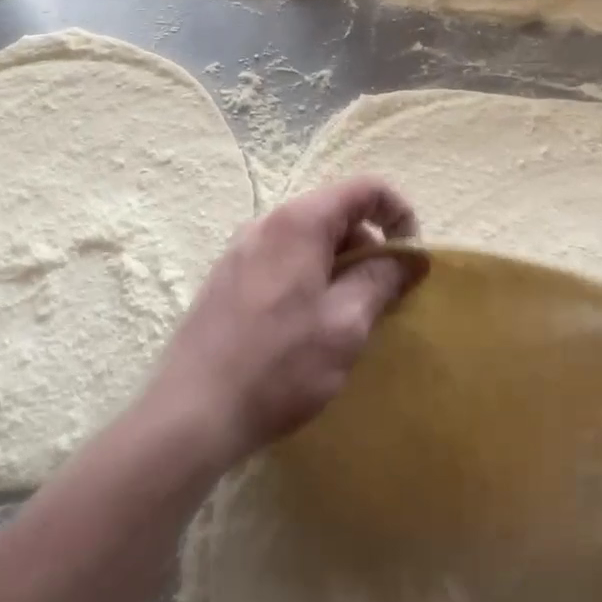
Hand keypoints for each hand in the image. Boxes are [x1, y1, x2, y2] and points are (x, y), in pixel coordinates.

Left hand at [146, 176, 423, 468]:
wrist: (191, 413)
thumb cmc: (278, 366)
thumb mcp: (345, 325)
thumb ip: (381, 280)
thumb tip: (408, 257)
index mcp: (298, 222)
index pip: (364, 188)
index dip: (399, 214)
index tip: (411, 259)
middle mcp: (266, 223)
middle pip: (334, 212)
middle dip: (369, 246)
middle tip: (383, 298)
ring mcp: (239, 250)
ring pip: (308, 240)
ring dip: (340, 267)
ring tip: (347, 319)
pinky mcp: (225, 279)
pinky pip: (281, 260)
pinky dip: (309, 278)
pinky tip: (307, 328)